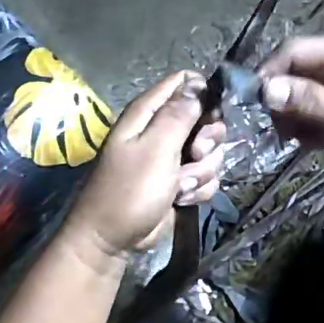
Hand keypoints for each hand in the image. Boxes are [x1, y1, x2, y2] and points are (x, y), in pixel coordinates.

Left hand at [64, 71, 226, 265]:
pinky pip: (206, 174)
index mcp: (148, 112)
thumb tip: (198, 85)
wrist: (112, 240)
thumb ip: (179, 114)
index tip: (212, 113)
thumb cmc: (130, 189)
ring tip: (181, 185)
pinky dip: (198, 188)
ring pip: (210, 149)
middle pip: (205, 116)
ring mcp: (172, 156)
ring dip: (202, 169)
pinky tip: (182, 198)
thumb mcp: (156, 148)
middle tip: (195, 154)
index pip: (184, 82)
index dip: (204, 93)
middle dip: (209, 138)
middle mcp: (161, 129)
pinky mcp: (180, 180)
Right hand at [258, 35, 323, 156]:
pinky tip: (318, 140)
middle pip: (292, 71)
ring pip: (299, 88)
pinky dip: (309, 119)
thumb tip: (266, 91)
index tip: (259, 109)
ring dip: (296, 115)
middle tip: (286, 133)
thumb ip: (309, 101)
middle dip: (284, 102)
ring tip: (307, 141)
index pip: (291, 52)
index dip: (270, 77)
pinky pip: (313, 99)